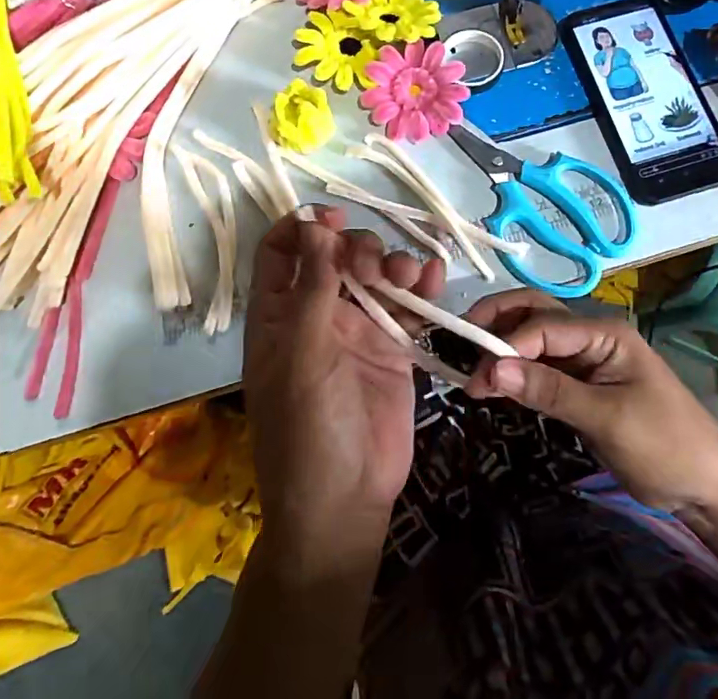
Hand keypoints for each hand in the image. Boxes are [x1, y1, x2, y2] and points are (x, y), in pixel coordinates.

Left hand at [243, 206, 444, 543]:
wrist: (347, 498)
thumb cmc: (308, 429)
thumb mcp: (301, 357)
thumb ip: (311, 289)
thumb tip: (314, 225)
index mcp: (279, 315)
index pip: (281, 251)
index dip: (304, 228)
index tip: (334, 219)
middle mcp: (318, 314)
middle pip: (337, 255)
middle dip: (359, 248)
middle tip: (374, 269)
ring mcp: (360, 329)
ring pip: (379, 275)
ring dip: (396, 264)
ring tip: (411, 278)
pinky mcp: (396, 346)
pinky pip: (410, 305)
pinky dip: (425, 287)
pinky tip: (437, 279)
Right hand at [462, 292, 717, 510]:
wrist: (706, 485)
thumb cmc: (665, 445)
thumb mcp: (607, 418)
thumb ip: (550, 390)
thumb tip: (492, 369)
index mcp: (605, 332)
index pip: (543, 324)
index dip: (506, 344)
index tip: (475, 375)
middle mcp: (591, 337)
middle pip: (535, 315)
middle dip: (496, 326)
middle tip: (459, 350)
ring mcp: (585, 361)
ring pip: (533, 340)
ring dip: (501, 348)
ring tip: (469, 373)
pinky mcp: (580, 387)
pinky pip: (540, 369)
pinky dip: (515, 373)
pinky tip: (494, 386)